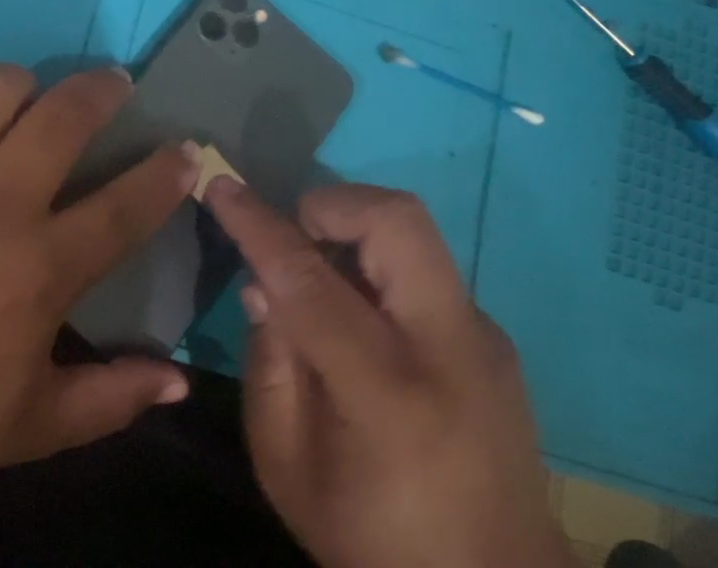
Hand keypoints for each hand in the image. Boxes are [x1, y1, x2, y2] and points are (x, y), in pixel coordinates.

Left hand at [0, 65, 197, 498]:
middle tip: (114, 86)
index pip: (125, 205)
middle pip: (62, 118)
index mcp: (39, 269)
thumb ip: (116, 398)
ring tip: (28, 94)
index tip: (184, 149)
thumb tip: (181, 379)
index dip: (166, 172)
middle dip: (102, 92)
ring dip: (21, 81)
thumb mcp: (37, 427)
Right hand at [205, 177, 575, 567]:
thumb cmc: (373, 537)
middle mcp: (450, 349)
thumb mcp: (287, 466)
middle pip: (398, 220)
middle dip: (329, 204)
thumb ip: (269, 366)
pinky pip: (424, 275)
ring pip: (415, 237)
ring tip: (317, 287)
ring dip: (351, 236)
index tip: (221, 185)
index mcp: (388, 392)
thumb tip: (262, 284)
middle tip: (289, 238)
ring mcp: (485, 340)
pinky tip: (359, 328)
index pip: (310, 280)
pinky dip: (377, 272)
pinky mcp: (496, 342)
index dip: (258, 226)